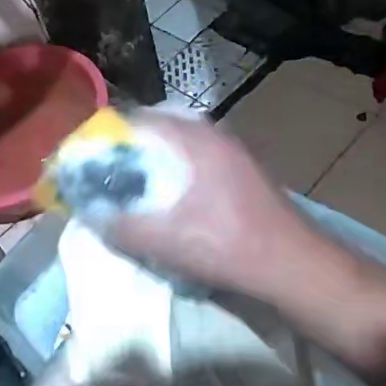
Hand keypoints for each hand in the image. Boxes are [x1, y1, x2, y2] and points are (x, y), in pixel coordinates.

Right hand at [101, 112, 331, 299]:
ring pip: (180, 145)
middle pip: (158, 129)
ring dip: (155, 161)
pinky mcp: (245, 173)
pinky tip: (173, 202)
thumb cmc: (226, 245)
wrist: (296, 267)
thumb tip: (89, 213)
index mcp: (193, 138)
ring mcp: (233, 152)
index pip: (137, 118)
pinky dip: (177, 172)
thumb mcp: (162, 240)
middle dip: (130, 149)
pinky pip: (198, 160)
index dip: (107, 135)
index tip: (89, 158)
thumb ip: (119, 225)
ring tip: (136, 190)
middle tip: (109, 176)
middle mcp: (214, 134)